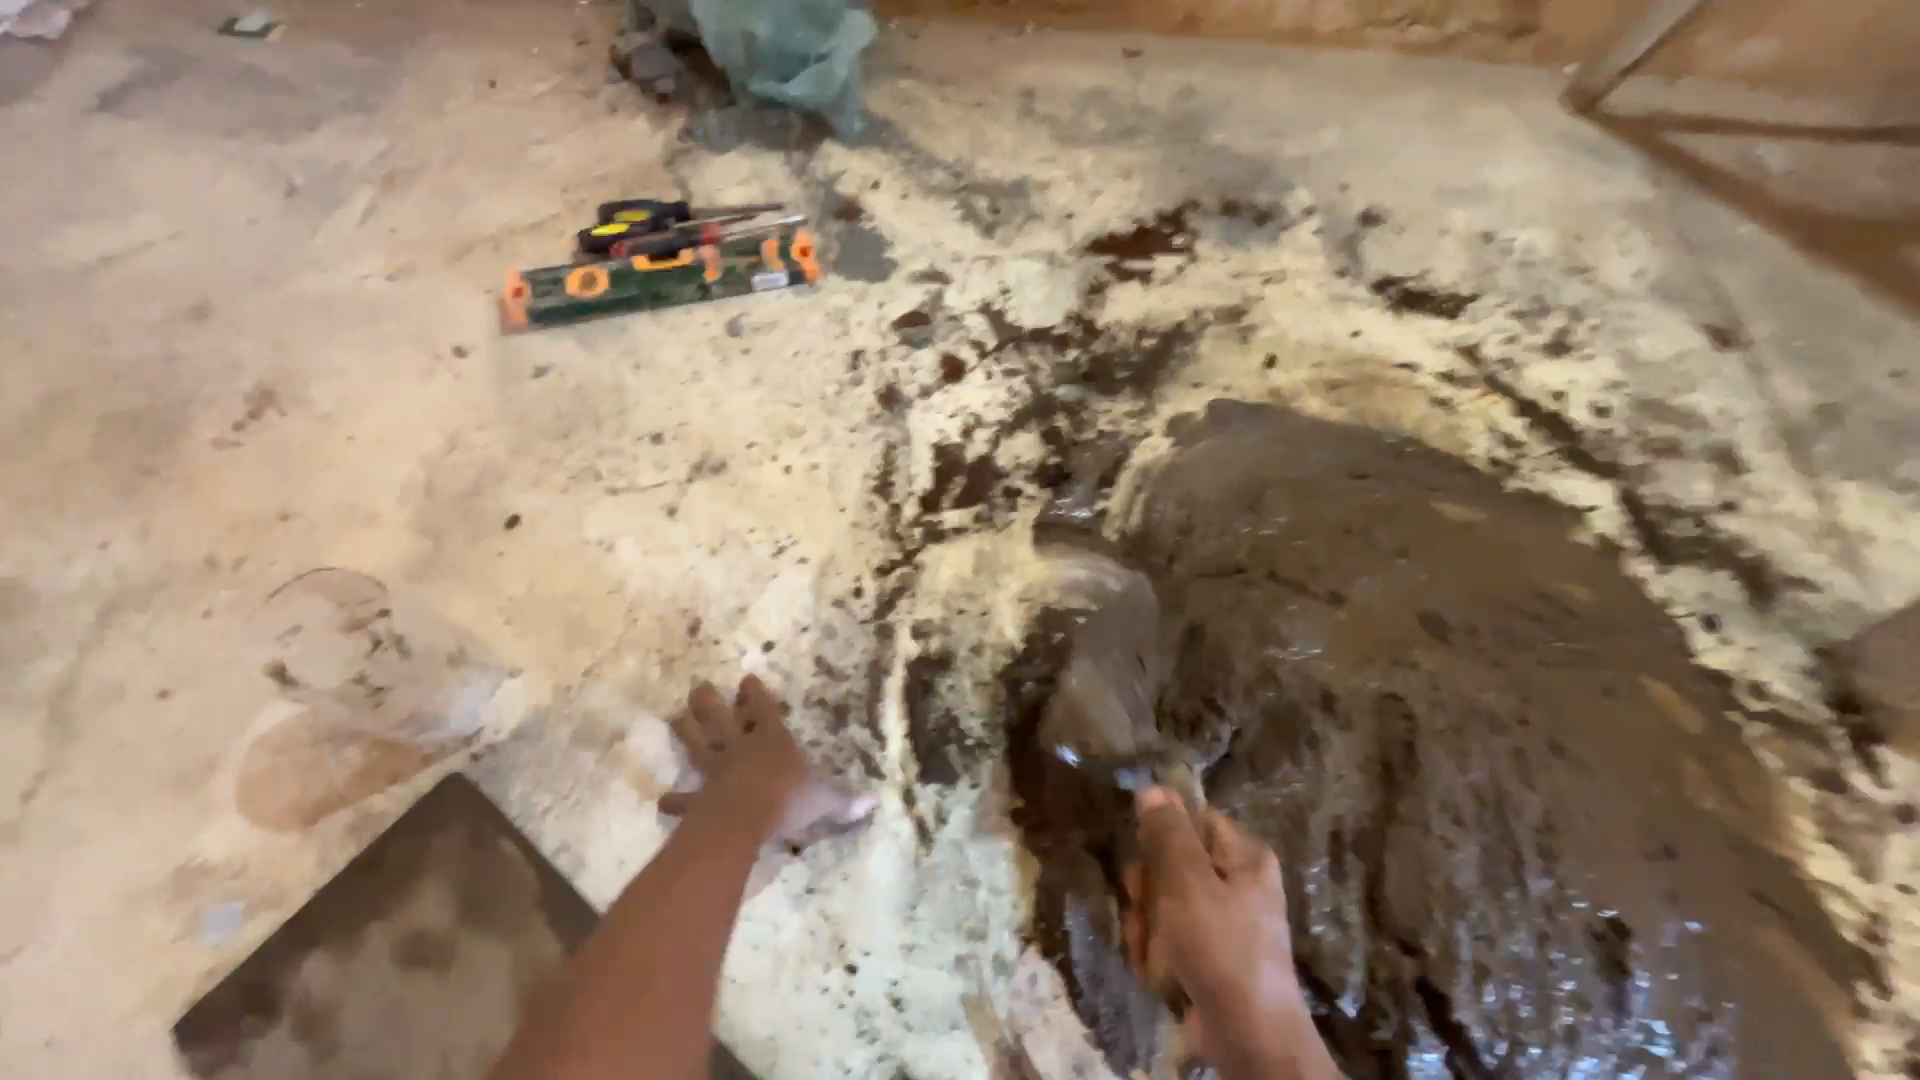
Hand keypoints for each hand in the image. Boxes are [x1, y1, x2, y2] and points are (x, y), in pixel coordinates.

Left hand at [662, 675, 876, 845]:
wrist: (742, 821)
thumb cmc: (786, 800)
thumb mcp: (824, 799)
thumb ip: (845, 801)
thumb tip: (874, 803)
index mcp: (771, 740)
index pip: (763, 710)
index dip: (755, 694)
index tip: (746, 679)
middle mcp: (740, 749)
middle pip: (720, 719)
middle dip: (709, 702)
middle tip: (697, 687)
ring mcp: (715, 772)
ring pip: (697, 746)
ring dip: (686, 733)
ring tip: (674, 718)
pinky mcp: (699, 800)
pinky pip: (685, 799)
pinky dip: (676, 800)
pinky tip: (664, 800)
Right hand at [1123, 787, 1336, 1079]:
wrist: (1247, 1035)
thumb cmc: (1220, 945)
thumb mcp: (1188, 880)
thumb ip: (1167, 832)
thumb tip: (1151, 788)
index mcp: (1245, 857)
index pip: (1196, 820)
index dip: (1164, 832)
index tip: (1142, 852)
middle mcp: (1239, 885)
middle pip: (1174, 864)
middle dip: (1148, 889)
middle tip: (1142, 905)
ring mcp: (1224, 926)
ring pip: (1164, 905)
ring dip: (1146, 926)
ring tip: (1149, 947)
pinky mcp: (1210, 959)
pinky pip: (1170, 941)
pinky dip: (1157, 954)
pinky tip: (1156, 972)